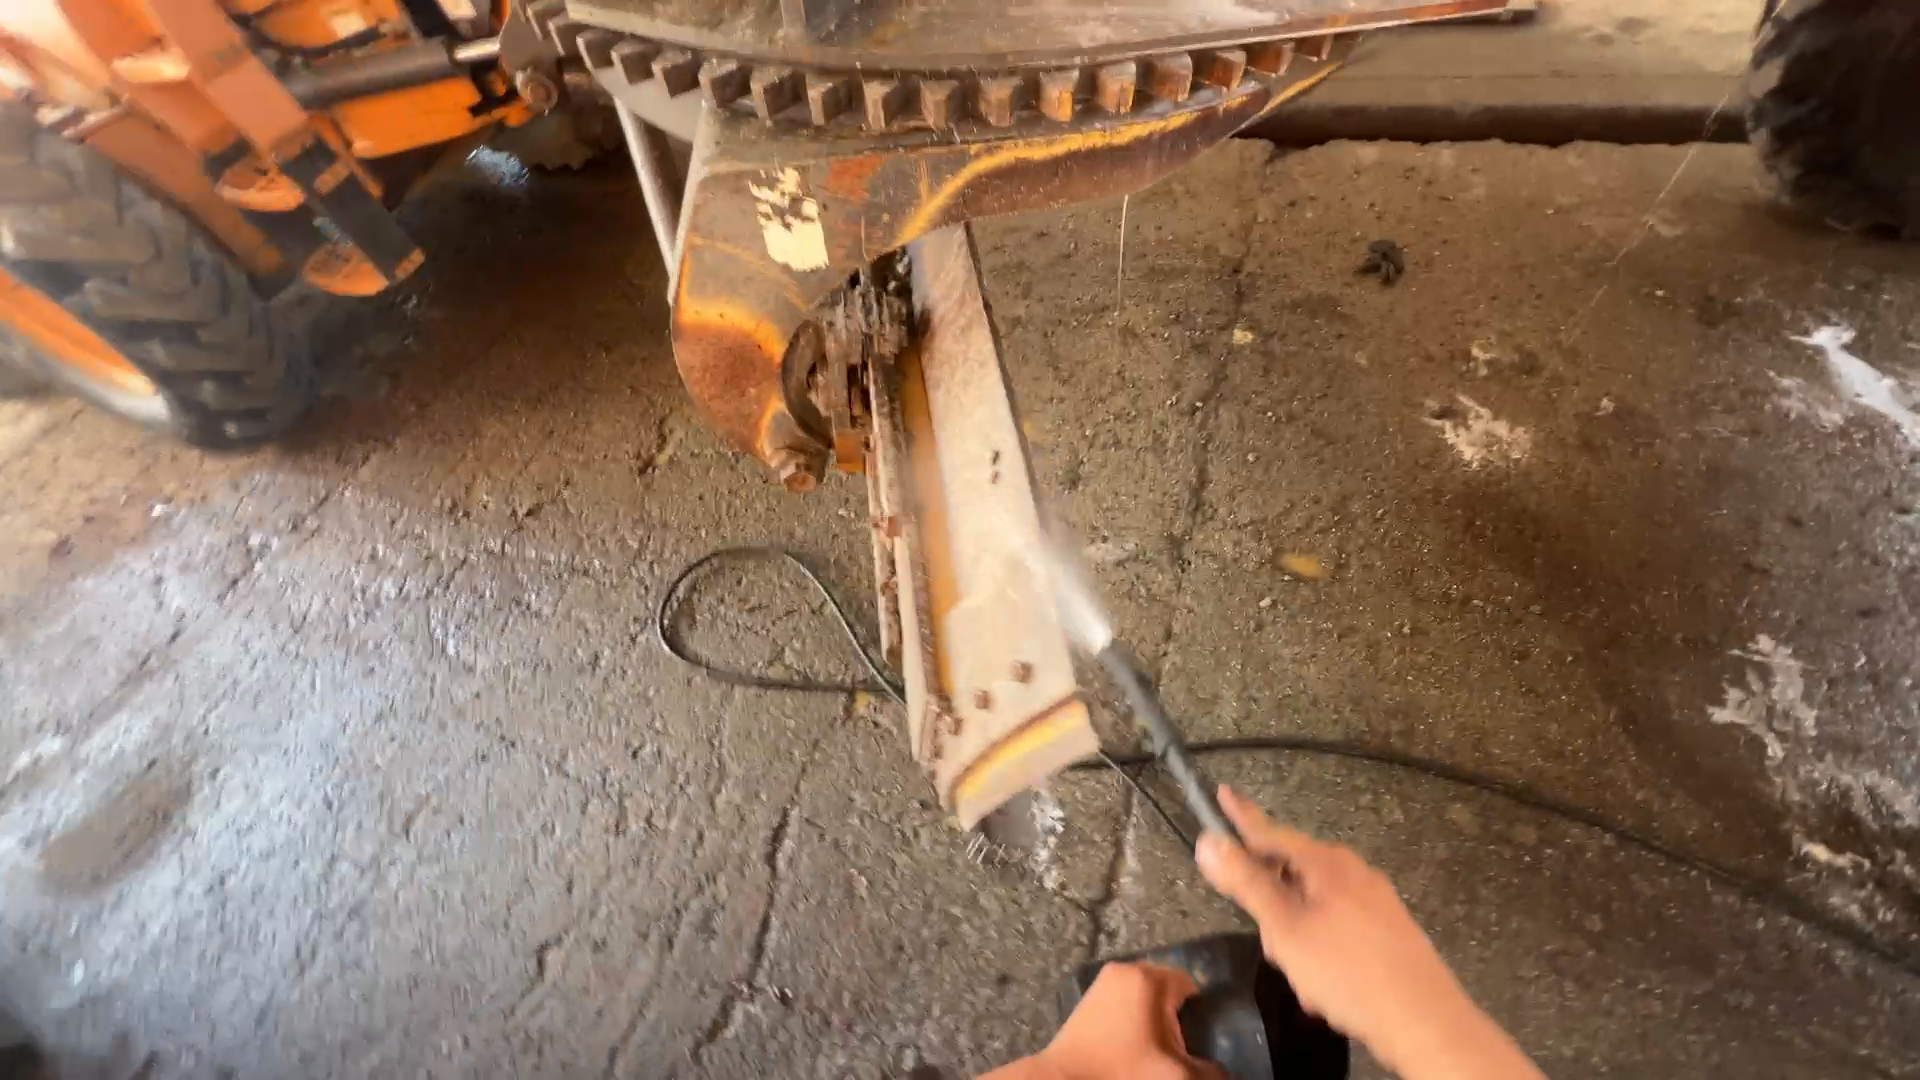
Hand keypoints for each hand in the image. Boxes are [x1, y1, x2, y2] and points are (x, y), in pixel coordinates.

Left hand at [979, 962, 1222, 1079]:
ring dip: (1156, 1025)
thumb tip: (1221, 1070)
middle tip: (1188, 1050)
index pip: (1192, 985)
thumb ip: (1213, 1072)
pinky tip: (1138, 1052)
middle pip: (1167, 991)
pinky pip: (1124, 1008)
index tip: (1210, 1041)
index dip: (1206, 1014)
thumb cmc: (1126, 1074)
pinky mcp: (1088, 1003)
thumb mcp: (1180, 1078)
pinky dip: (1135, 1026)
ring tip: (1162, 1054)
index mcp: (1147, 978)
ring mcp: (1102, 984)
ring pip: (1144, 1001)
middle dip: (1180, 1019)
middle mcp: (1123, 970)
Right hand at [1195, 786, 1543, 1079]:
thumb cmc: (1349, 973)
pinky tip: (1326, 982)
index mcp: (1325, 863)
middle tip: (1274, 944)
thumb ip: (1245, 883)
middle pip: (1290, 872)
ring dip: (1297, 933)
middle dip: (1272, 905)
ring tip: (1305, 976)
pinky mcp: (1389, 927)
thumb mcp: (1285, 929)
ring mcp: (1374, 898)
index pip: (1269, 831)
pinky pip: (1337, 922)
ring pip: (1312, 902)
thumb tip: (1208, 841)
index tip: (1222, 791)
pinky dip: (1322, 944)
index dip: (1240, 815)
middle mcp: (1352, 870)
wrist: (1430, 1028)